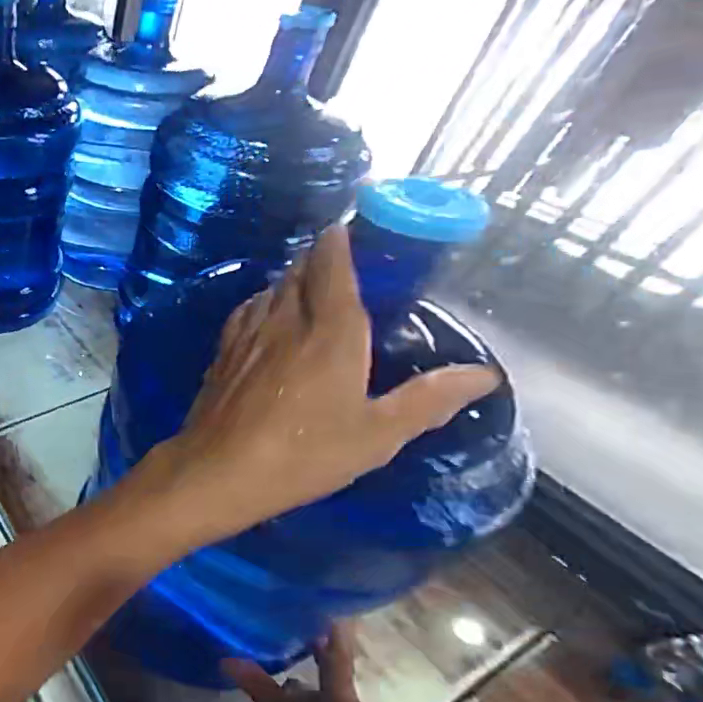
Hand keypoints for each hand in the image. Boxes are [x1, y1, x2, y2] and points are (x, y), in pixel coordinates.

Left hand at [147, 225, 499, 547]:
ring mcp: (248, 334)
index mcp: (331, 332)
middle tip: (334, 258)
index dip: (339, 244)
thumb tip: (484, 374)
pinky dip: (262, 302)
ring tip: (304, 284)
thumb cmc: (304, 455)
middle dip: (317, 258)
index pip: (334, 269)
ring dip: (289, 279)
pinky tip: (264, 315)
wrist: (218, 471)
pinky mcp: (222, 352)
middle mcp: (286, 321)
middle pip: (299, 272)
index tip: (344, 230)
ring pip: (271, 288)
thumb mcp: (376, 435)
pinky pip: (245, 311)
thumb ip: (427, 400)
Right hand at [225, 633, 377, 701]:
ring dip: (296, 695)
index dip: (333, 621)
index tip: (323, 599)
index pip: (338, 646)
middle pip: (326, 670)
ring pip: (321, 694)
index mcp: (340, 693)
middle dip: (302, 660)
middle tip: (280, 643)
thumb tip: (228, 659)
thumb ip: (258, 686)